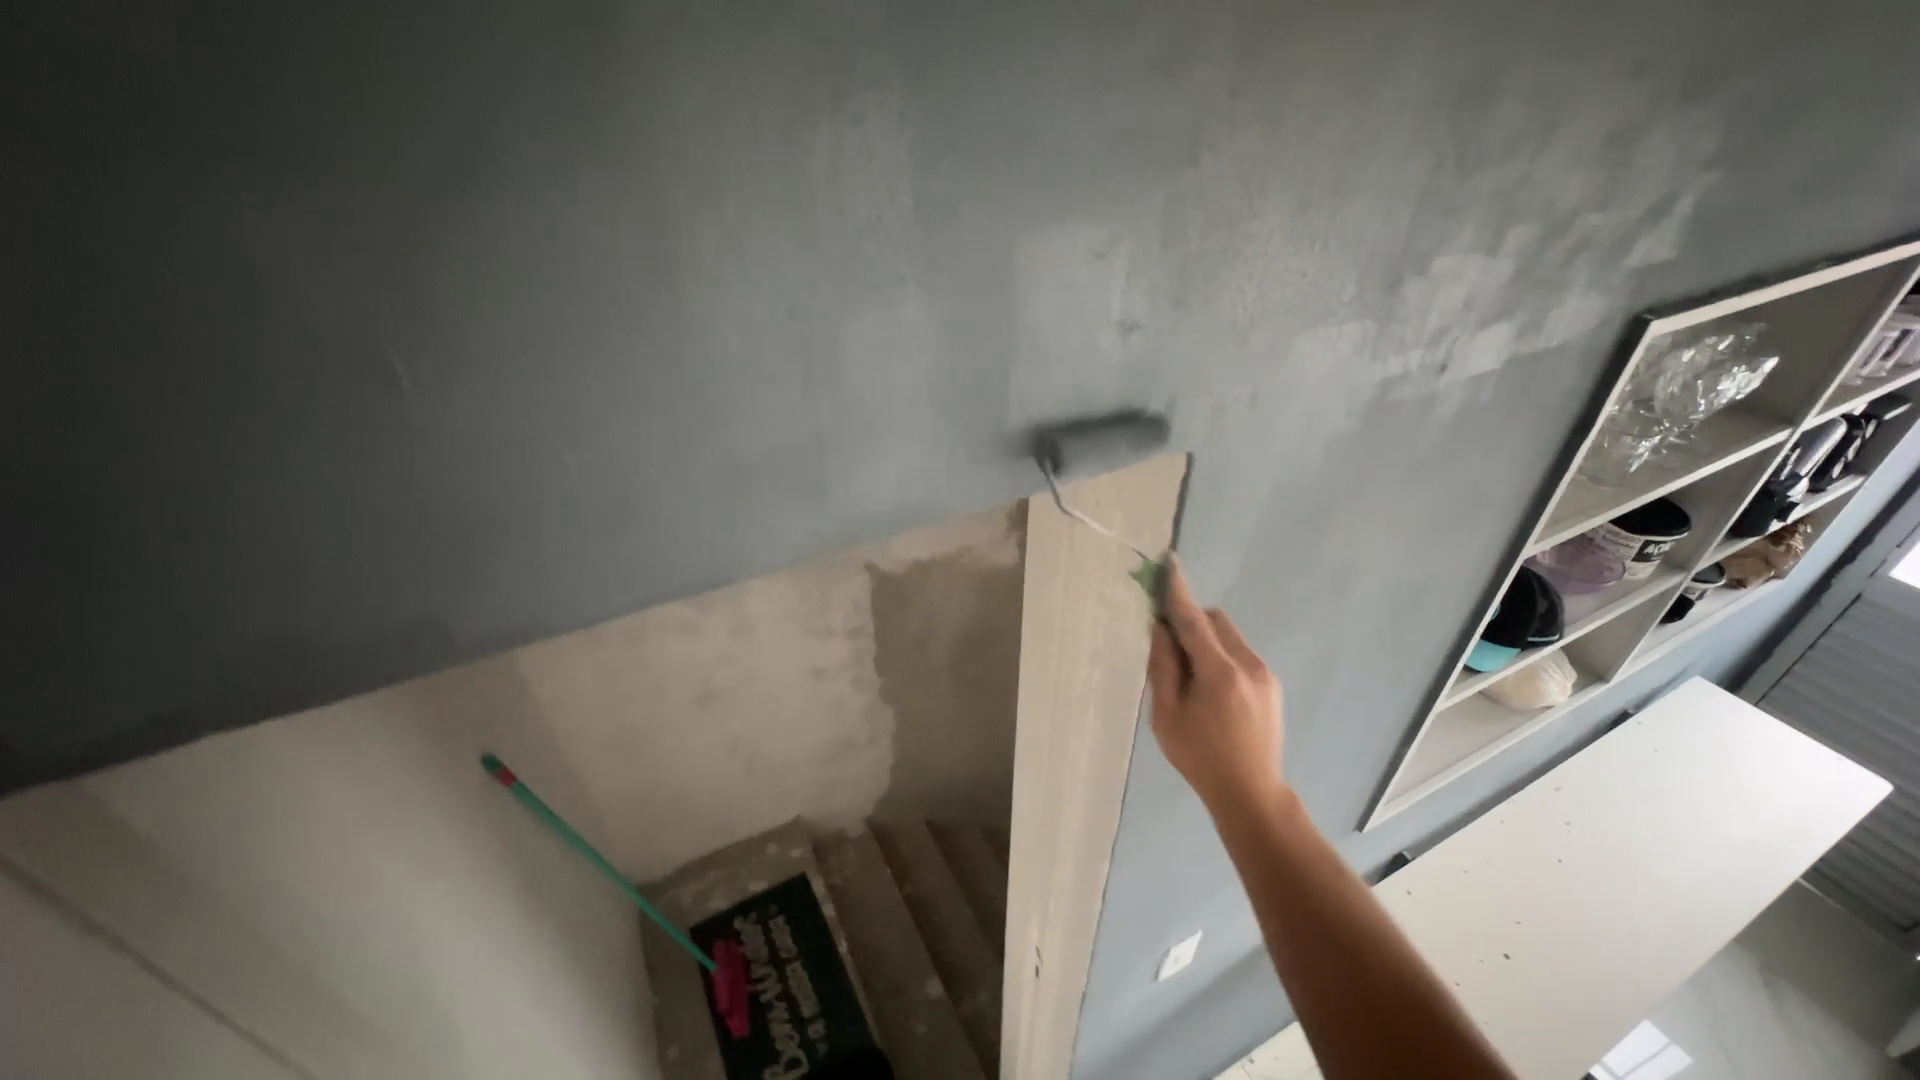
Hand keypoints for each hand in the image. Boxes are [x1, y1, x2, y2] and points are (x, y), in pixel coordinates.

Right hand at [1148, 559, 1285, 811]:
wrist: (1250, 792)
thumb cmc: (1199, 757)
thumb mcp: (1167, 715)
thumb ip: (1163, 667)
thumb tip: (1160, 628)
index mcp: (1220, 674)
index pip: (1194, 621)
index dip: (1178, 592)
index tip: (1168, 564)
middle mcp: (1249, 665)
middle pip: (1216, 621)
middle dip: (1191, 623)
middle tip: (1170, 649)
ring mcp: (1265, 674)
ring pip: (1230, 636)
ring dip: (1207, 641)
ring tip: (1192, 679)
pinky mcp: (1272, 684)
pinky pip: (1241, 654)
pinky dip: (1221, 657)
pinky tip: (1212, 691)